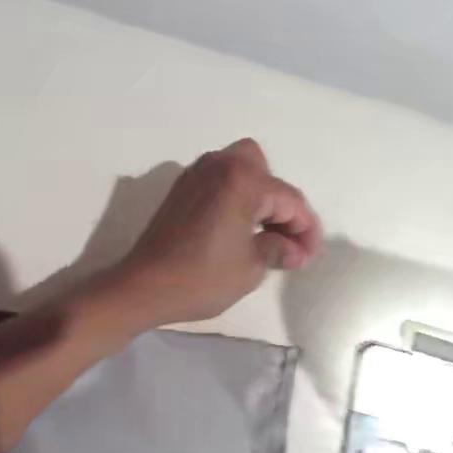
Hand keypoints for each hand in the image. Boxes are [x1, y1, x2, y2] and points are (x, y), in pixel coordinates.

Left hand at [101, 138, 321, 327]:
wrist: (142, 287)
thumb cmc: (199, 280)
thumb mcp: (249, 269)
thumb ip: (277, 251)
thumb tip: (294, 250)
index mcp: (242, 179)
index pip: (288, 199)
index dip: (306, 229)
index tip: (310, 255)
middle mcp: (219, 164)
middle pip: (265, 174)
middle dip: (281, 206)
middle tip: (287, 242)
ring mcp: (195, 175)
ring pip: (241, 171)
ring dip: (258, 198)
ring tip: (265, 236)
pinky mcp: (180, 191)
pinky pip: (219, 183)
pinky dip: (235, 199)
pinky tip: (239, 229)